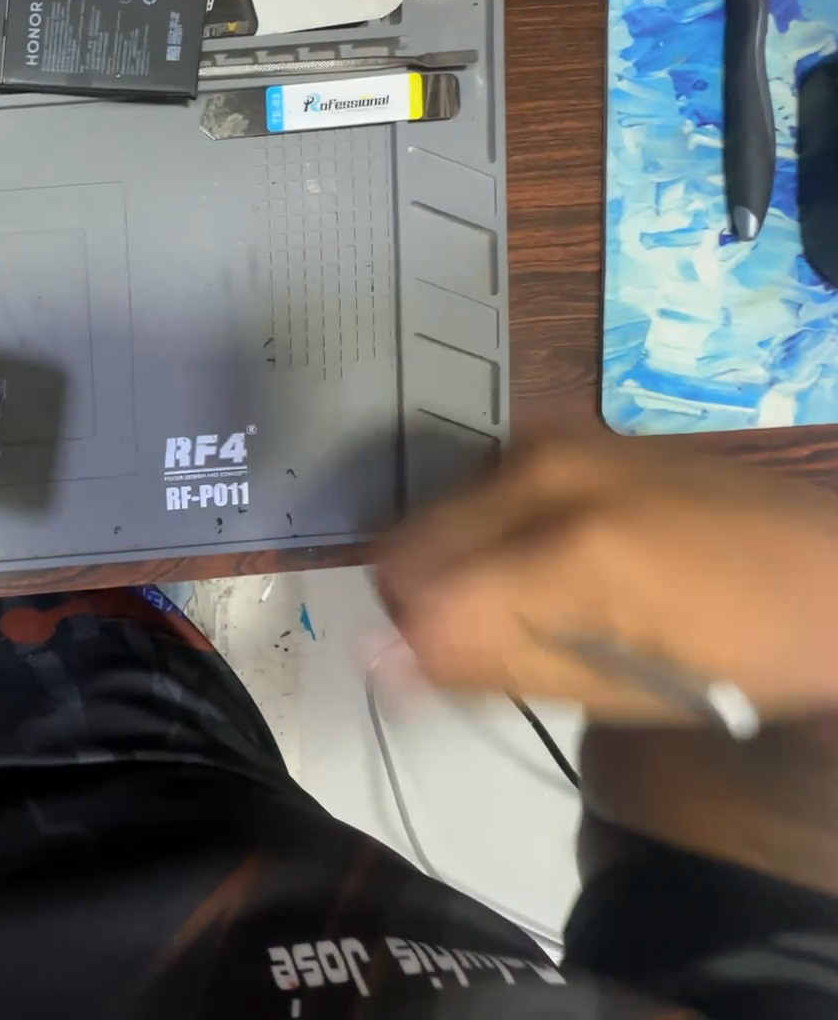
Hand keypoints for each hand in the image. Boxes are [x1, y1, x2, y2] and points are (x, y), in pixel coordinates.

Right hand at [373, 435, 837, 723]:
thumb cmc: (749, 652)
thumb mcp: (622, 690)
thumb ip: (487, 667)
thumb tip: (377, 661)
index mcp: (577, 552)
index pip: (426, 605)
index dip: (409, 646)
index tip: (420, 674)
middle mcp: (544, 478)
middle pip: (407, 550)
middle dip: (417, 602)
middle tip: (466, 638)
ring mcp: (543, 447)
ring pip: (426, 520)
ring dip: (439, 567)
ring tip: (504, 599)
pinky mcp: (547, 436)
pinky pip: (460, 495)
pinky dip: (466, 534)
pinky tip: (522, 556)